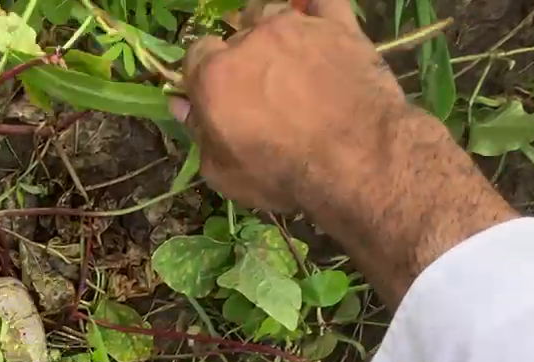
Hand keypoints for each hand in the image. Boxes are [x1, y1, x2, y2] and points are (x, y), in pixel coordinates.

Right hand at [173, 0, 517, 303]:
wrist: (352, 156)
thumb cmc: (277, 173)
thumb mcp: (222, 171)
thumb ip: (198, 132)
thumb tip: (181, 105)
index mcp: (214, 77)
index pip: (195, 55)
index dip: (200, 75)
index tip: (210, 95)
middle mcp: (249, 41)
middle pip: (234, 35)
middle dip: (237, 59)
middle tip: (250, 90)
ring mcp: (296, 25)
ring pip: (270, 12)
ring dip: (268, 31)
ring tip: (279, 59)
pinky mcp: (337, 22)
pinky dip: (312, 7)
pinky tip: (311, 19)